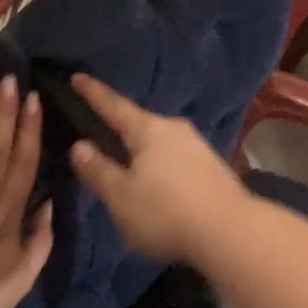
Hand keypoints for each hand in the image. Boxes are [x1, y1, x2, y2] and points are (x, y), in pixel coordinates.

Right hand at [67, 73, 253, 263]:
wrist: (230, 230)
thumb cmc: (166, 212)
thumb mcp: (121, 197)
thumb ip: (98, 170)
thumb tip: (79, 145)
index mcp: (147, 129)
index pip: (113, 105)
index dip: (92, 93)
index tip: (77, 77)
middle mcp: (173, 127)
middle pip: (138, 124)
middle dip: (120, 129)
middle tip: (100, 137)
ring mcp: (196, 144)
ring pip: (159, 142)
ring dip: (142, 151)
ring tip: (129, 169)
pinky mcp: (211, 165)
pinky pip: (175, 157)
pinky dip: (161, 165)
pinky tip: (159, 184)